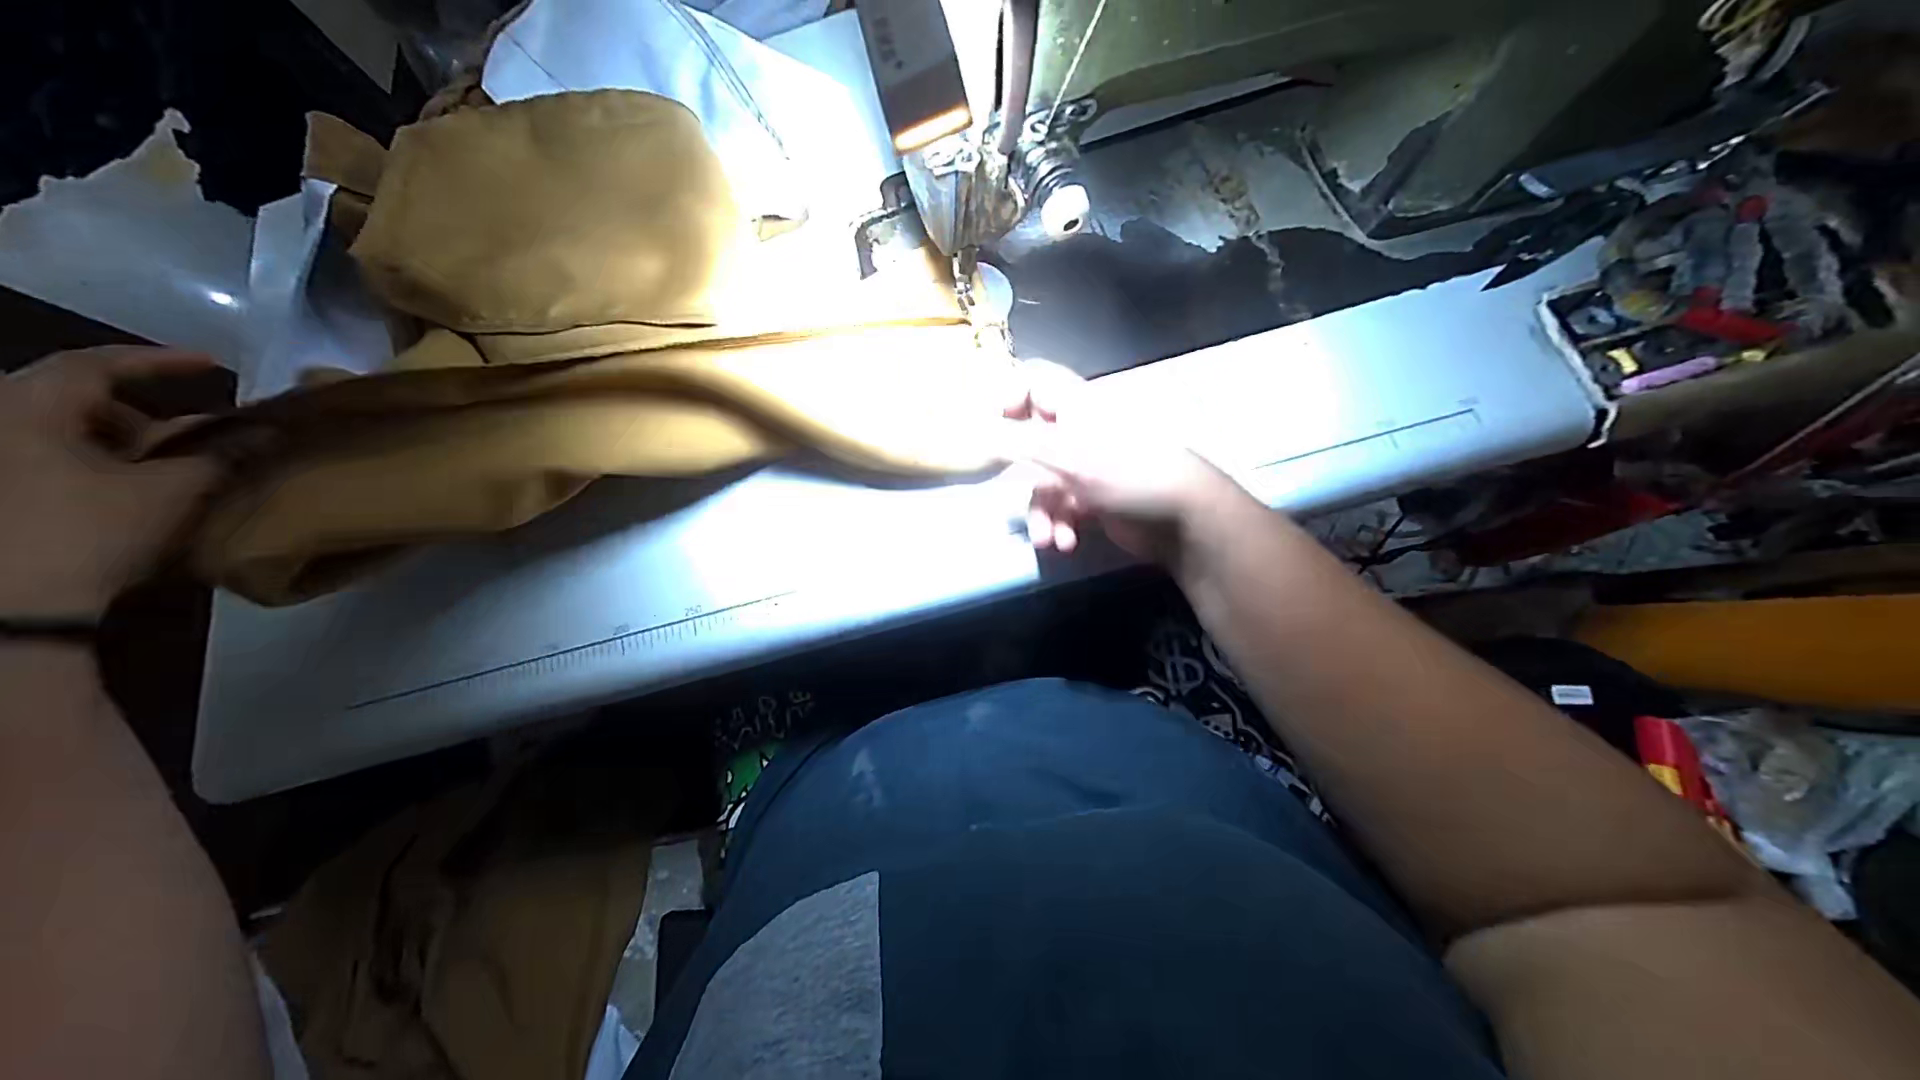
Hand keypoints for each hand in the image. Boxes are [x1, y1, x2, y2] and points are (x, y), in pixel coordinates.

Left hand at [0, 348, 224, 618]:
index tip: (214, 365)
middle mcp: (1, 424)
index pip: (98, 364)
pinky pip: (54, 461)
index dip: (161, 361)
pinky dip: (104, 465)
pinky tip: (141, 489)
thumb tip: (266, 434)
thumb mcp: (169, 492)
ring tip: (182, 465)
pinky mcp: (5, 495)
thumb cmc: (87, 531)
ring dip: (130, 443)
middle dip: (150, 412)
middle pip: (82, 400)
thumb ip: (221, 457)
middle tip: (203, 429)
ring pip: (69, 434)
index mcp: (27, 407)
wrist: (13, 608)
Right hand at [1003, 360, 1246, 564]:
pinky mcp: (1094, 498)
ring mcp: (1086, 465)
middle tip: (1012, 492)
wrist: (1180, 519)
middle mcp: (1078, 430)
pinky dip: (1059, 525)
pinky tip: (1066, 542)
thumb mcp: (1065, 454)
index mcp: (1075, 404)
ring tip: (1048, 538)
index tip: (991, 428)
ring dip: (1041, 513)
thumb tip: (974, 430)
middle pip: (1029, 441)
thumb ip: (1016, 441)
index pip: (1032, 381)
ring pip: (1042, 483)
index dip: (1007, 398)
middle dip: (1021, 478)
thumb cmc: (1124, 472)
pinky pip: (1061, 506)